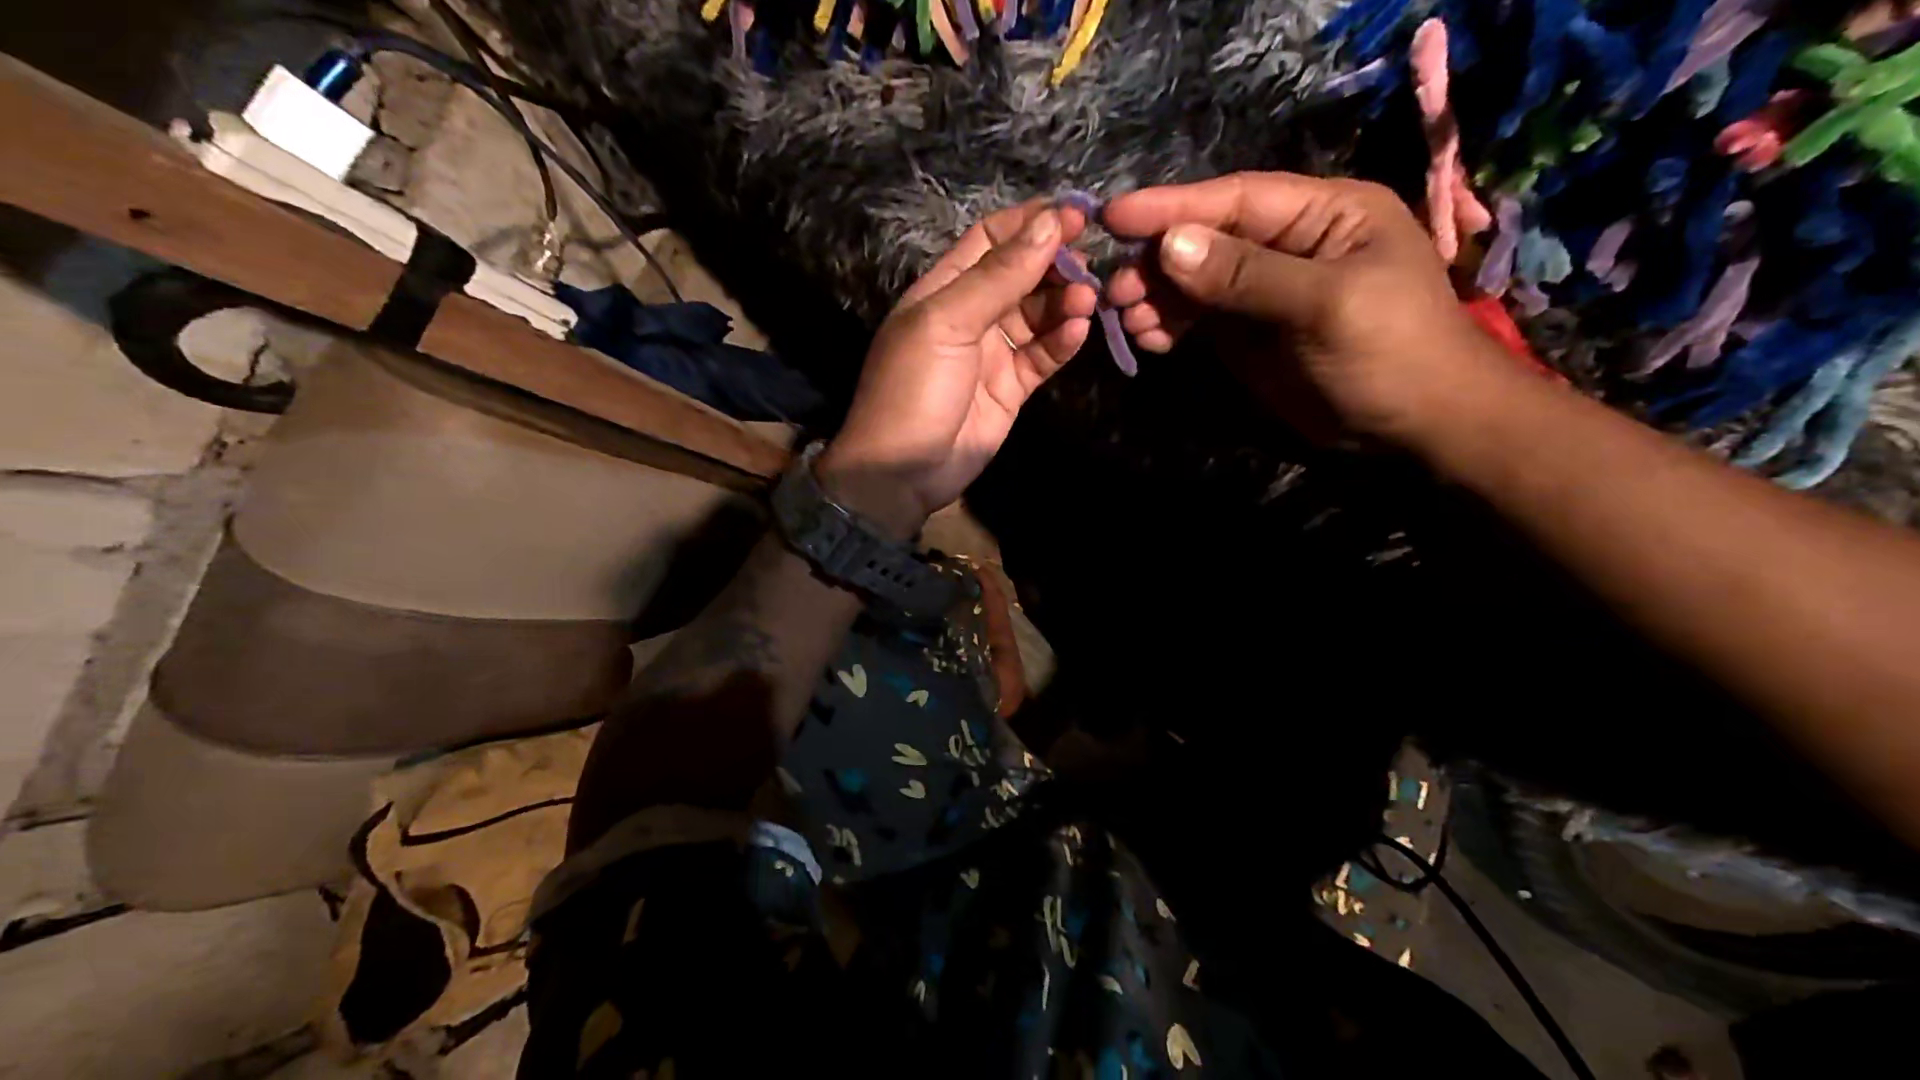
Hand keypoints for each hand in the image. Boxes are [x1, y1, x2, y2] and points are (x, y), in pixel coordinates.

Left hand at [818, 200, 1098, 536]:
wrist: (901, 473)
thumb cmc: (912, 390)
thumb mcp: (947, 323)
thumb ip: (998, 275)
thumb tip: (1050, 222)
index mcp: (943, 289)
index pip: (991, 239)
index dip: (1031, 224)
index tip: (1076, 215)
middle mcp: (970, 315)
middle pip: (1022, 275)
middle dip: (1056, 265)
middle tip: (1091, 264)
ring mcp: (992, 353)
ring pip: (1038, 315)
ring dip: (1064, 303)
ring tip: (1087, 300)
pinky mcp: (1012, 388)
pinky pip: (1043, 356)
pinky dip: (1062, 343)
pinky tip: (1078, 332)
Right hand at [1102, 172, 1501, 443]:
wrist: (1415, 425)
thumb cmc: (1391, 352)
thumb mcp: (1324, 305)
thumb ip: (1246, 274)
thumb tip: (1169, 246)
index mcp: (1321, 213)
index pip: (1234, 199)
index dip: (1172, 207)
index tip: (1112, 216)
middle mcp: (1287, 242)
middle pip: (1204, 239)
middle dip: (1156, 262)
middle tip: (1113, 292)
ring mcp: (1263, 287)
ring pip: (1193, 280)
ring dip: (1155, 298)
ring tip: (1126, 320)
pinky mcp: (1247, 329)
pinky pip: (1197, 317)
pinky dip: (1169, 325)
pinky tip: (1151, 339)